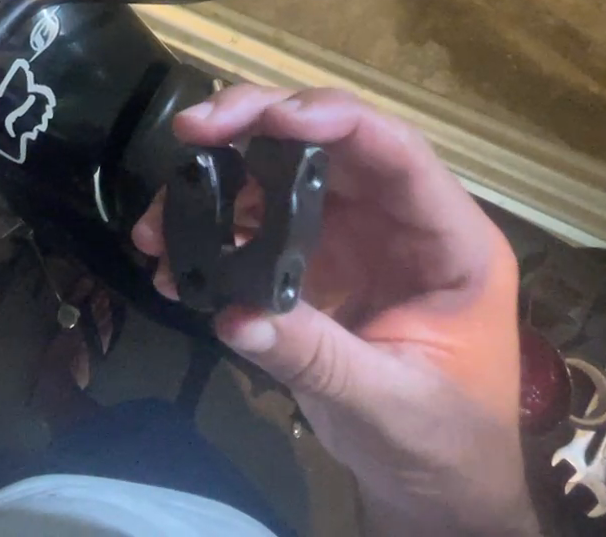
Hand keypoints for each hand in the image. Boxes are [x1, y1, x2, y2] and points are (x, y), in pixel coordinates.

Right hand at [132, 87, 537, 536]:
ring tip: (157, 215)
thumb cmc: (443, 446)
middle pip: (326, 140)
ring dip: (214, 178)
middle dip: (254, 123)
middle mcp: (395, 216)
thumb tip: (232, 314)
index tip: (269, 118)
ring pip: (278, 168)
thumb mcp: (387, 404)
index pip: (398, 153)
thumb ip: (315, 356)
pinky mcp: (309, 251)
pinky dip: (208, 227)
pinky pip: (253, 217)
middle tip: (189, 131)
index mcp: (447, 241)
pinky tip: (171, 255)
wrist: (432, 487)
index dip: (337, 119)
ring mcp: (349, 229)